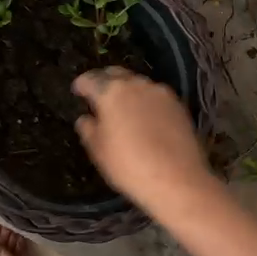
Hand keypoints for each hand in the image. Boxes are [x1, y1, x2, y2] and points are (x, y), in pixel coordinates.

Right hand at [72, 67, 212, 210]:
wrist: (179, 181)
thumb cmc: (130, 167)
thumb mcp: (99, 152)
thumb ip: (88, 129)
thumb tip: (85, 118)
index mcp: (111, 92)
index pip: (90, 79)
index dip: (81, 84)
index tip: (77, 91)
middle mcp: (135, 84)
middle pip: (116, 74)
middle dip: (105, 81)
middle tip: (99, 94)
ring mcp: (160, 92)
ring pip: (138, 83)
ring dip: (127, 90)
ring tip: (124, 107)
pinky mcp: (178, 104)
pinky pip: (155, 96)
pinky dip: (146, 101)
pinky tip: (146, 117)